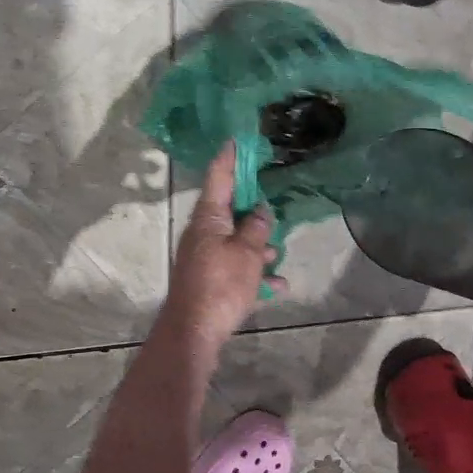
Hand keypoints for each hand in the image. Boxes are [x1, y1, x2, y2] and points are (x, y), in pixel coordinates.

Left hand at [165, 143, 283, 344]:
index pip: (218, 176)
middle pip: (229, 209)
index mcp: (208, 217)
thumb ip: (256, 229)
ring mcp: (204, 257)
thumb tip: (260, 211)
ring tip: (278, 251)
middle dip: (251, 204)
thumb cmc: (221, 285)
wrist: (194, 332)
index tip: (237, 139)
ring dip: (257, 244)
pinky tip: (277, 286)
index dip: (229, 157)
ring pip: (235, 240)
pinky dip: (254, 273)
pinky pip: (236, 267)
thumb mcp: (247, 254)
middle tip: (270, 192)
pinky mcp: (209, 280)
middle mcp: (203, 232)